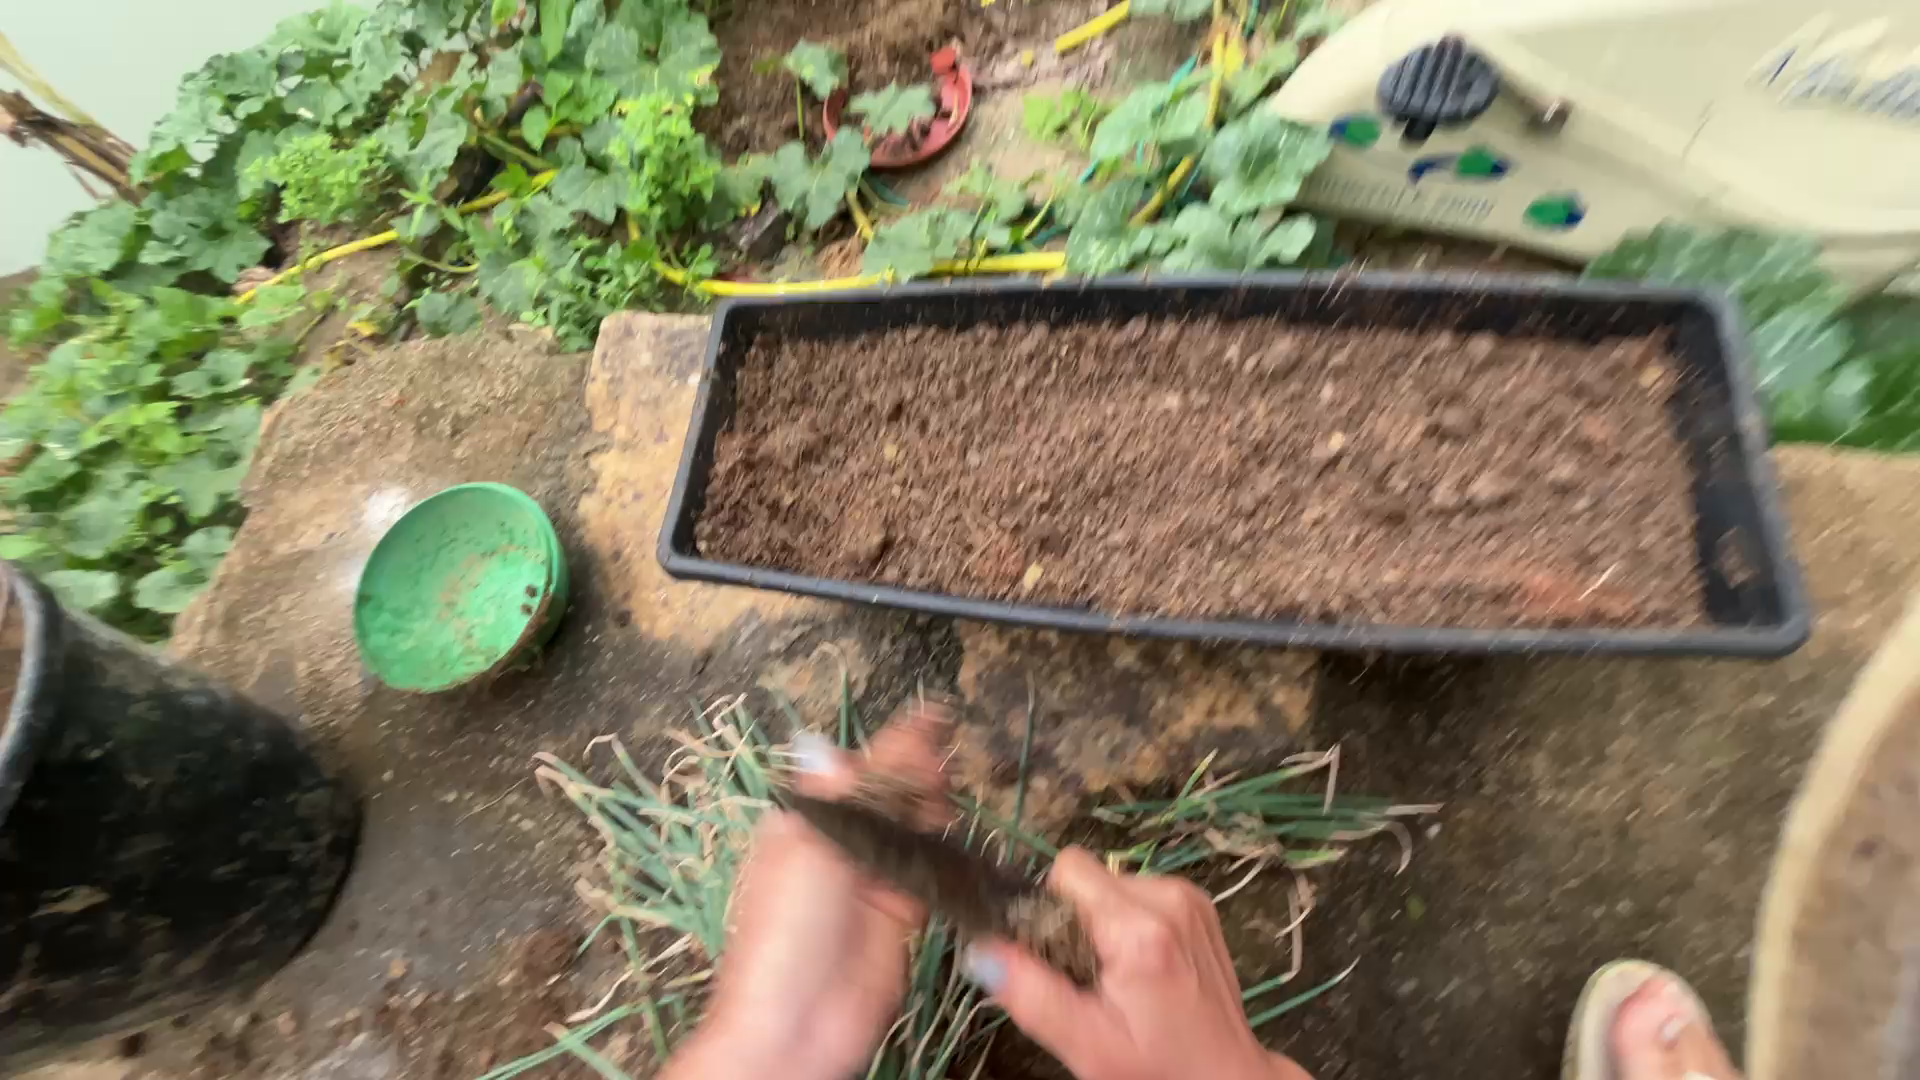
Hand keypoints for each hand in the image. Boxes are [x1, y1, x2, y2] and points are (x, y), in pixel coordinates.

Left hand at [661, 703, 951, 1079]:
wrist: (797, 1024)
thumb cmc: (787, 929)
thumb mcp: (807, 850)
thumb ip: (835, 798)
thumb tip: (827, 747)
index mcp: (808, 821)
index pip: (858, 770)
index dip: (895, 742)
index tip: (932, 715)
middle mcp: (843, 842)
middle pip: (889, 794)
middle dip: (917, 770)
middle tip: (943, 755)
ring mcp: (872, 875)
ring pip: (912, 825)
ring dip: (932, 803)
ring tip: (949, 786)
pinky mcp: (901, 908)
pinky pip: (926, 867)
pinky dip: (940, 847)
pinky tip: (951, 828)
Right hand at [965, 848, 1313, 1079]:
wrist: (1230, 1078)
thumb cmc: (1156, 1068)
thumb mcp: (1088, 1045)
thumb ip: (1032, 994)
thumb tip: (980, 949)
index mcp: (1138, 929)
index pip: (1069, 869)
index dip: (1051, 905)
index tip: (1059, 951)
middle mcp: (1166, 897)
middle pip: (1089, 874)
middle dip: (1076, 914)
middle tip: (1089, 970)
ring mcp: (1186, 894)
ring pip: (1111, 880)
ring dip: (1103, 916)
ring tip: (1120, 970)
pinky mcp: (1197, 898)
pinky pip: (1138, 887)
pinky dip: (1130, 917)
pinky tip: (1143, 960)